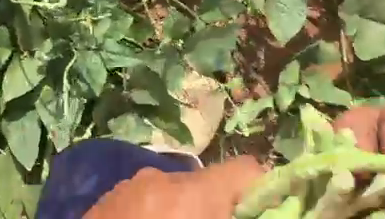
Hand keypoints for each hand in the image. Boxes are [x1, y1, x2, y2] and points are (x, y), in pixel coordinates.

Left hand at [84, 157, 267, 218]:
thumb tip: (258, 212)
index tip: (278, 216)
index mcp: (193, 194)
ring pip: (178, 197)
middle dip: (225, 213)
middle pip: (211, 187)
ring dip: (191, 218)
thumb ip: (233, 216)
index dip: (268, 194)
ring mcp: (129, 185)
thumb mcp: (203, 218)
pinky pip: (147, 204)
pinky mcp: (107, 200)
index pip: (247, 170)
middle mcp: (162, 177)